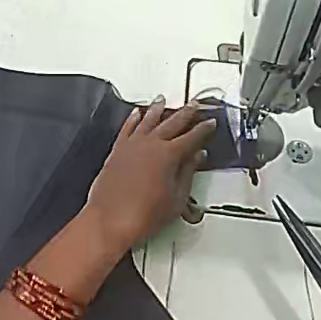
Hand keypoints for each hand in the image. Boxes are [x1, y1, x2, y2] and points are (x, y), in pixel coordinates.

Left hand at [80, 100, 214, 254]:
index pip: (192, 137)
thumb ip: (188, 173)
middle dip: (185, 113)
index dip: (203, 129)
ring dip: (158, 109)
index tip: (210, 123)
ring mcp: (131, 146)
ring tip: (163, 100)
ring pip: (148, 120)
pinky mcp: (117, 151)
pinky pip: (127, 128)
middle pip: (172, 123)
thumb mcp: (177, 198)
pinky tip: (136, 113)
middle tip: (194, 105)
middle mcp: (150, 145)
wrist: (111, 220)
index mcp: (169, 155)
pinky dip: (133, 119)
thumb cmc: (143, 214)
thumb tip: (197, 157)